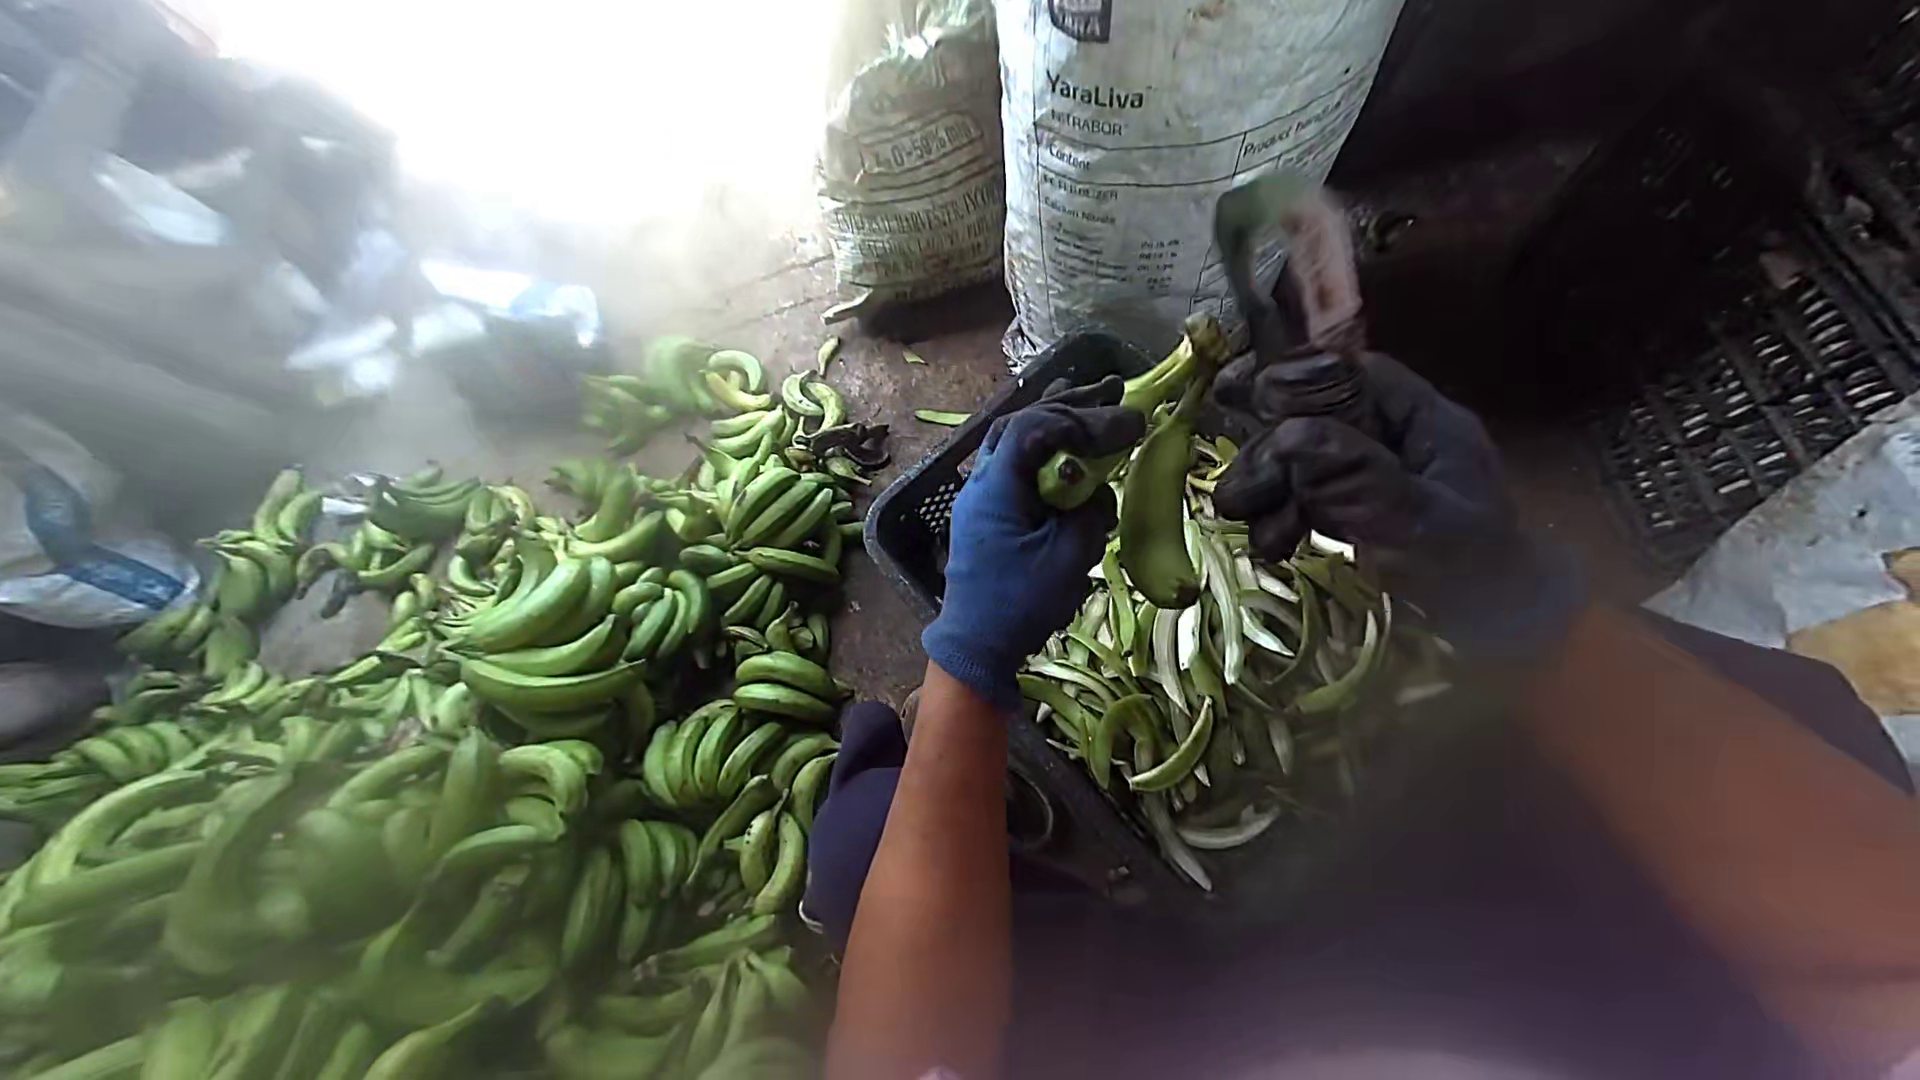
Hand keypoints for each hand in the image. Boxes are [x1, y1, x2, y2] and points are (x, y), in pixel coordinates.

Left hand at [922, 376, 1144, 710]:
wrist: (976, 644)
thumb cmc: (1020, 604)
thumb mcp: (1068, 558)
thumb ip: (1089, 512)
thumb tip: (1097, 490)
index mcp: (995, 487)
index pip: (1037, 428)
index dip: (1084, 418)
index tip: (1128, 424)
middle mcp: (980, 482)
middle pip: (1021, 424)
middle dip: (1068, 406)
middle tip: (1111, 389)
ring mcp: (980, 497)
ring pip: (1014, 442)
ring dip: (1053, 422)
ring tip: (1092, 400)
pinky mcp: (987, 513)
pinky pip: (1014, 468)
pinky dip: (1042, 451)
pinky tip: (1067, 448)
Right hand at [1212, 351, 1582, 656]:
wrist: (1495, 638)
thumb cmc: (1473, 579)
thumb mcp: (1418, 524)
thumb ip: (1354, 476)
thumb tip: (1283, 433)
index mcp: (1423, 423)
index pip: (1355, 374)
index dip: (1298, 377)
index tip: (1242, 395)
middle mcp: (1387, 441)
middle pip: (1310, 419)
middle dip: (1268, 453)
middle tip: (1238, 494)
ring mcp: (1360, 476)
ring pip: (1290, 461)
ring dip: (1261, 489)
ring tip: (1252, 526)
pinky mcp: (1340, 511)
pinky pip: (1290, 498)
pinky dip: (1270, 518)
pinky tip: (1269, 543)